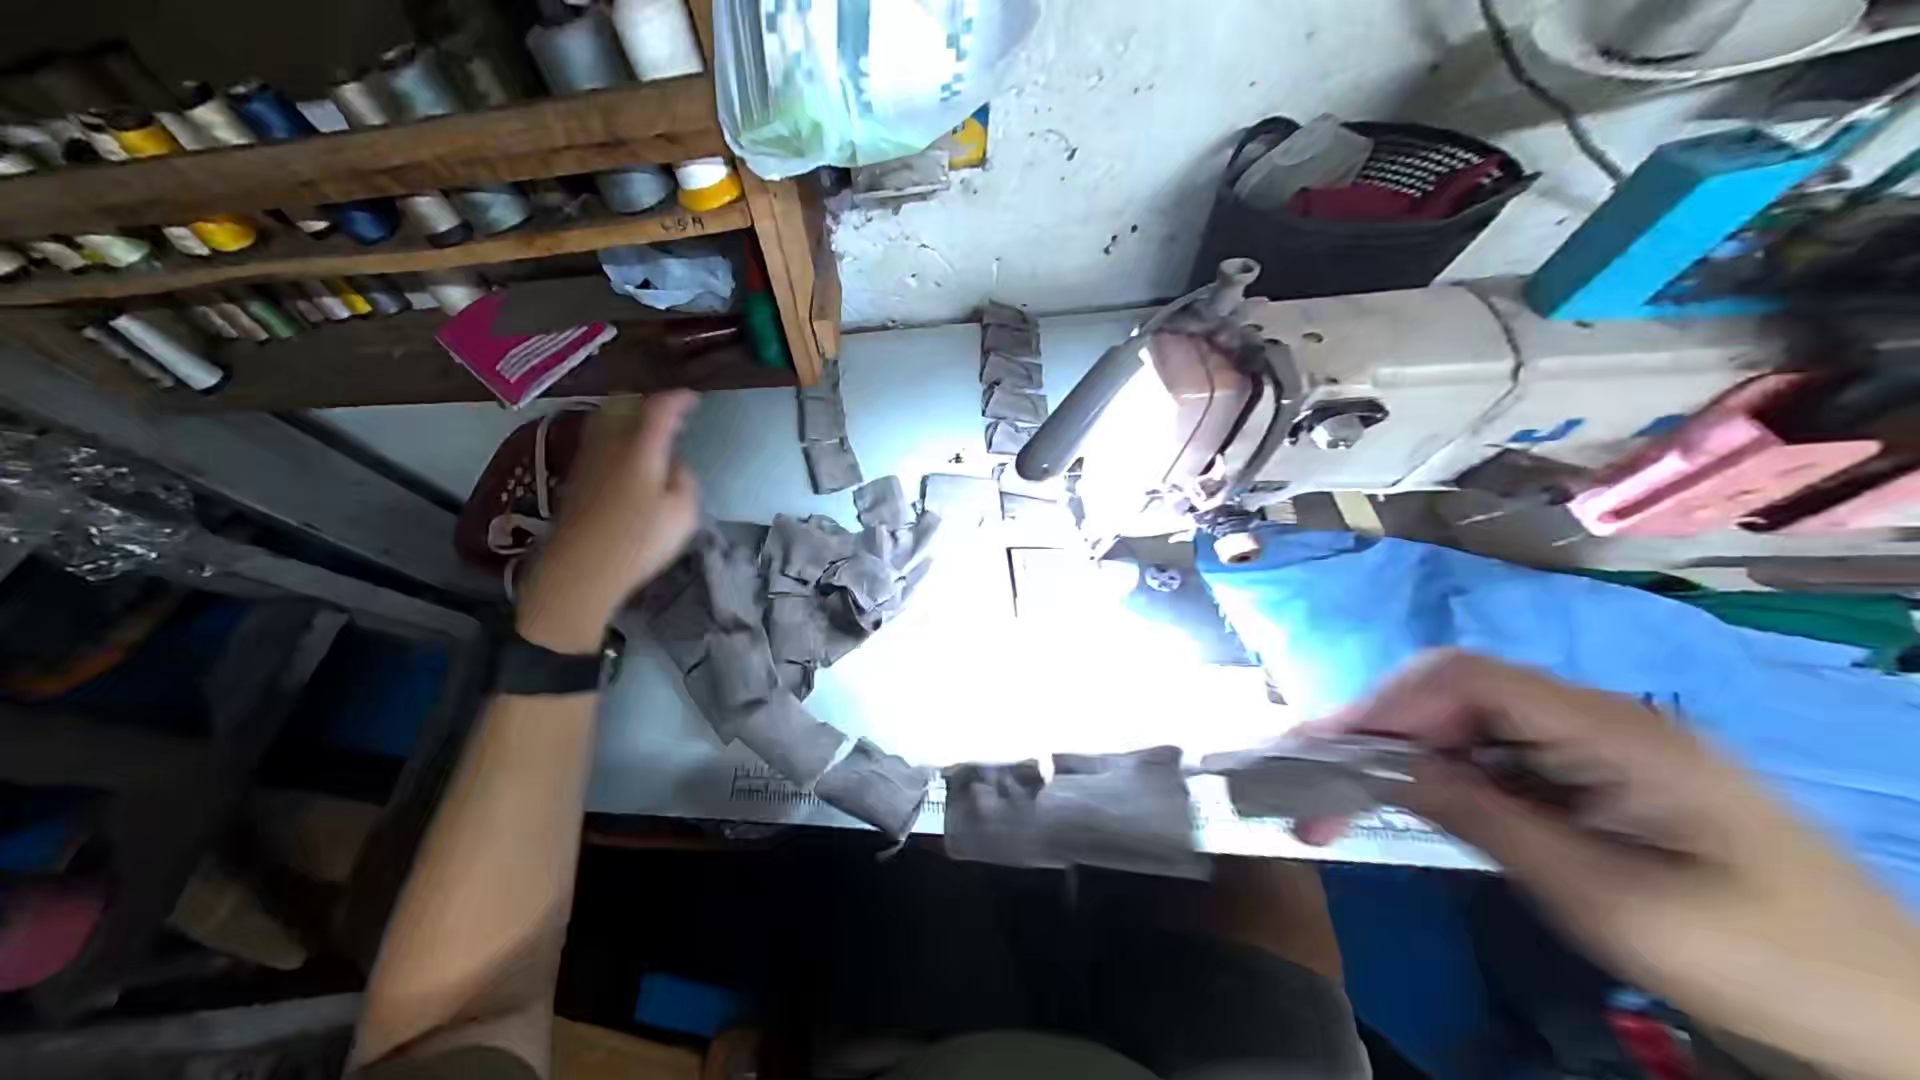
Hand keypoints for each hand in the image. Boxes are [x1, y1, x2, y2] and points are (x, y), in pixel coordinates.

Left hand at [515, 392, 699, 653]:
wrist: (580, 571)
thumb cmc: (639, 541)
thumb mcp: (683, 513)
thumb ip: (684, 480)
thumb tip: (673, 464)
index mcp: (641, 448)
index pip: (659, 409)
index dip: (678, 399)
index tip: (693, 397)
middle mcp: (610, 445)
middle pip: (623, 405)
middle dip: (646, 403)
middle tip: (668, 413)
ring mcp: (588, 461)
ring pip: (606, 422)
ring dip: (628, 420)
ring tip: (650, 434)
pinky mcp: (577, 480)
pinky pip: (599, 443)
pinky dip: (617, 439)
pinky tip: (629, 459)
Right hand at [1298, 650, 1919, 1079]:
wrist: (1896, 1021)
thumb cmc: (1761, 961)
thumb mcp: (1605, 897)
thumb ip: (1486, 819)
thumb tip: (1387, 770)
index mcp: (1612, 731)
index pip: (1468, 679)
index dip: (1388, 702)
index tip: (1328, 746)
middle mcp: (1597, 719)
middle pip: (1459, 692)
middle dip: (1381, 727)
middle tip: (1319, 775)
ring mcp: (1597, 745)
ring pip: (1469, 721)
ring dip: (1404, 750)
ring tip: (1347, 790)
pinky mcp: (1593, 775)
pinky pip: (1496, 754)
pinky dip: (1443, 772)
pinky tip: (1414, 800)